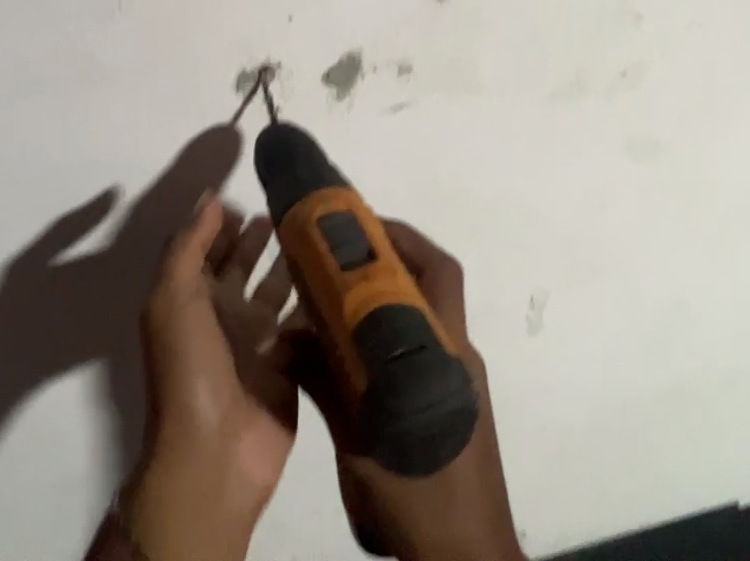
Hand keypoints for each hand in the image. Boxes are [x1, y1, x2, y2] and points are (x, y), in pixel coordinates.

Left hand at [122, 195, 299, 560]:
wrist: (216, 453)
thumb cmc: (189, 367)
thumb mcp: (173, 296)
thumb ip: (189, 244)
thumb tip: (210, 197)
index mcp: (189, 300)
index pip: (205, 249)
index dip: (222, 222)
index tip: (250, 192)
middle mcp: (221, 317)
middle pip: (240, 267)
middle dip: (258, 238)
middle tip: (290, 209)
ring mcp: (256, 343)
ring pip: (275, 293)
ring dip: (290, 265)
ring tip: (317, 235)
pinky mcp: (289, 366)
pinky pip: (303, 325)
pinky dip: (316, 303)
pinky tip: (339, 277)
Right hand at [297, 220, 523, 560]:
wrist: (465, 557)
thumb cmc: (416, 498)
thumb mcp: (360, 443)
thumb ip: (325, 383)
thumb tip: (284, 334)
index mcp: (443, 355)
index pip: (434, 272)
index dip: (396, 236)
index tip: (351, 222)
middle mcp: (457, 354)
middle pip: (434, 278)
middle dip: (389, 252)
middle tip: (338, 247)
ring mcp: (459, 376)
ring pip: (425, 310)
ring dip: (387, 289)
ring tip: (333, 291)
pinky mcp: (454, 399)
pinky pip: (420, 342)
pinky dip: (387, 328)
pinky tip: (350, 348)